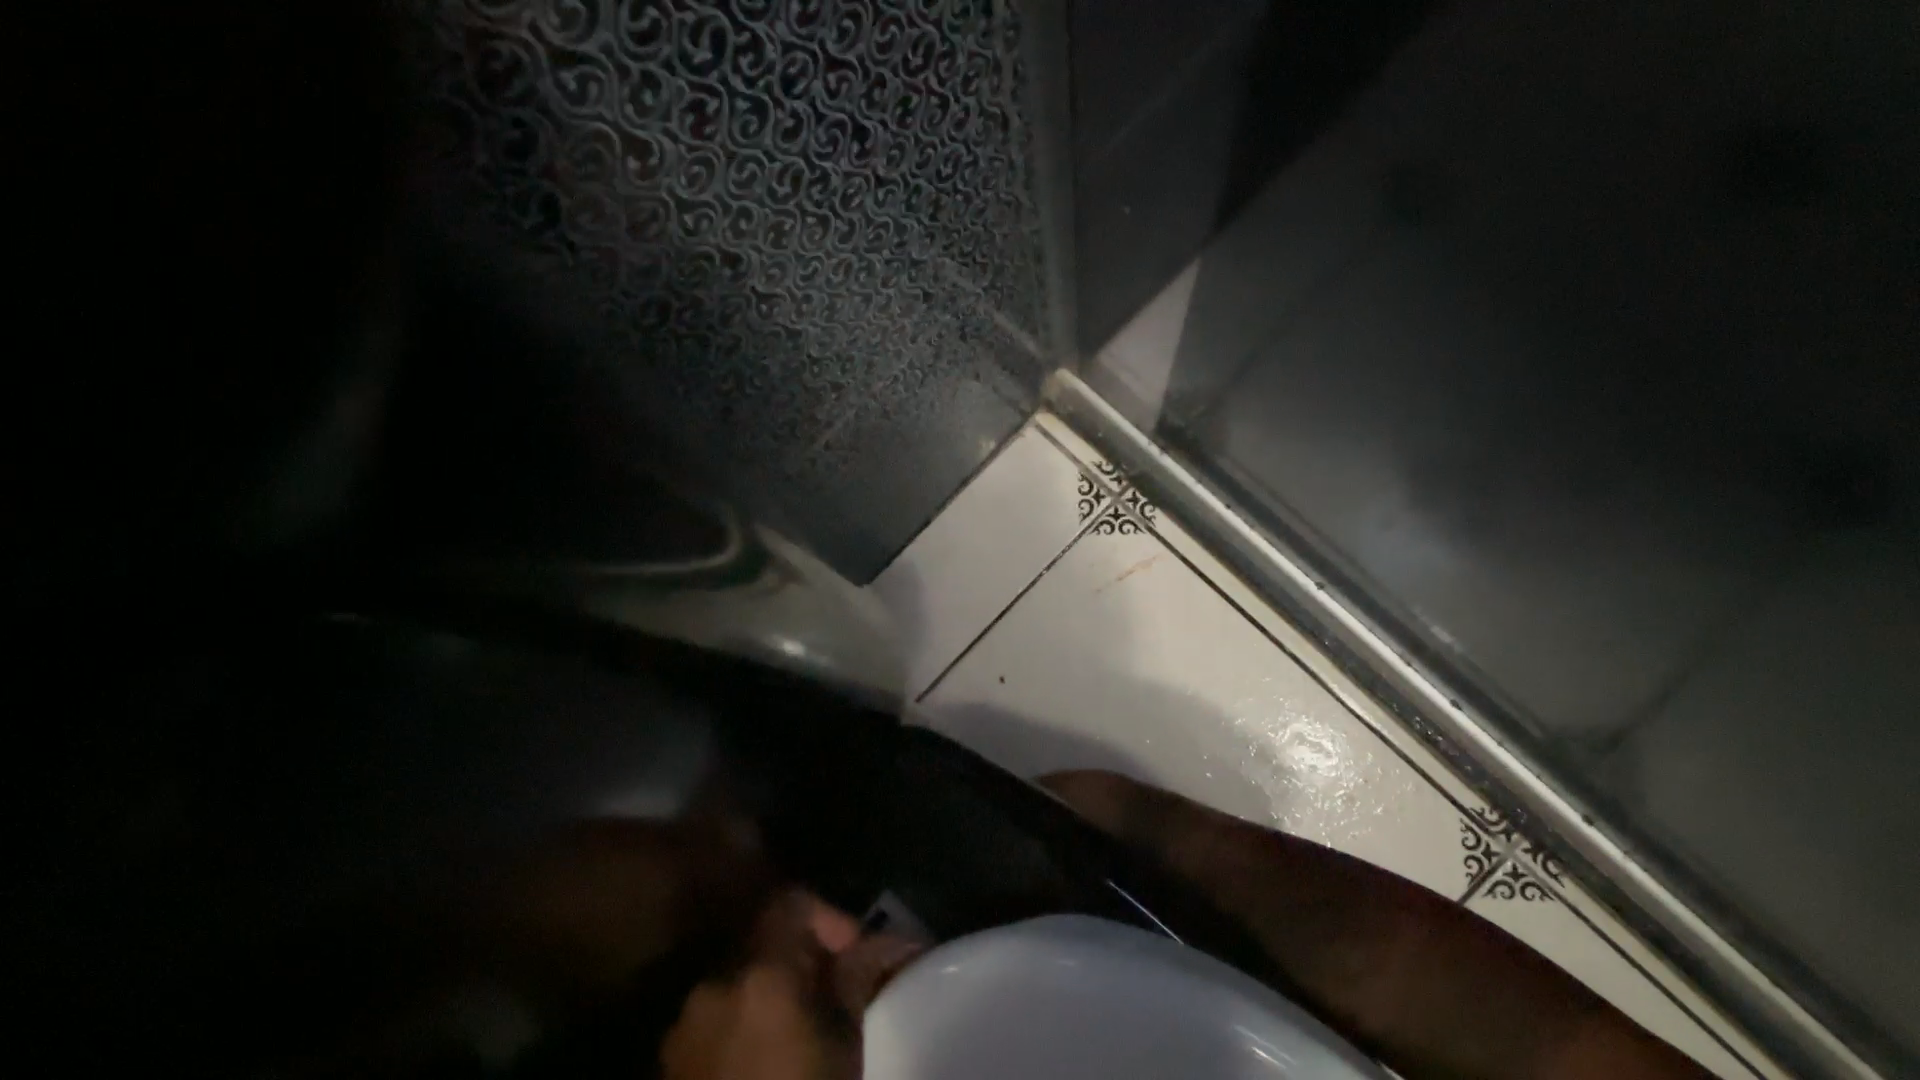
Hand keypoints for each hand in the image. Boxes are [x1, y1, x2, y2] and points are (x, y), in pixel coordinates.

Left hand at [662, 891, 924, 1079]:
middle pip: (764, 944)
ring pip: (738, 984)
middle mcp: (715, 982)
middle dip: (800, 962)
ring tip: (797, 1038)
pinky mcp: (669, 1061)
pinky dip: (741, 1027)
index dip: (827, 918)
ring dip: (769, 996)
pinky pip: (714, 1021)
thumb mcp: (844, 1044)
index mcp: (762, 971)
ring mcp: (685, 1023)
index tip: (852, 954)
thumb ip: (857, 978)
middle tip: (833, 997)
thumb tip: (888, 941)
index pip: (793, 902)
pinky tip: (761, 1066)